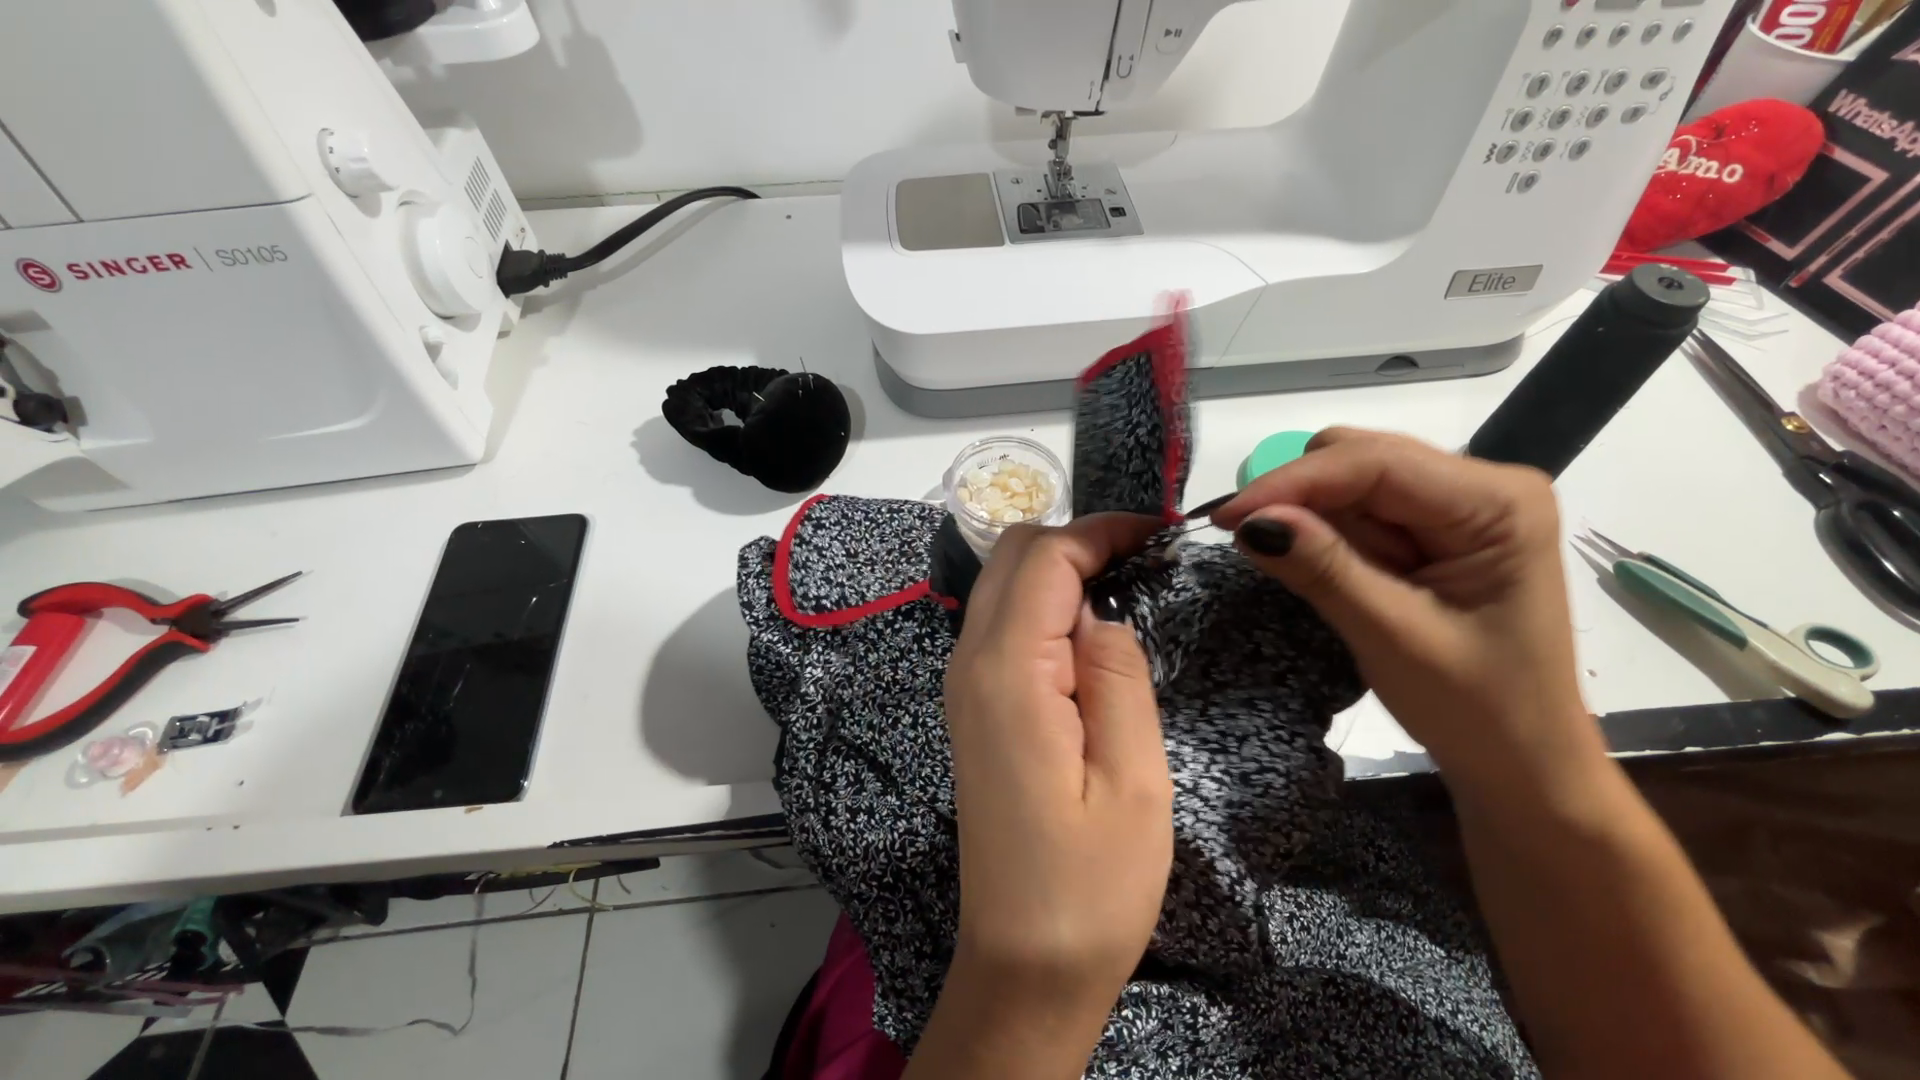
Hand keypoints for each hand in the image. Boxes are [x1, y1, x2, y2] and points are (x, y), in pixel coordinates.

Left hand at [927, 514, 1171, 1072]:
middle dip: (1078, 540)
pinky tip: (1091, 634)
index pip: (1045, 557)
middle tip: (1148, 560)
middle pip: (1012, 558)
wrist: (1023, 964)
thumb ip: (1118, 673)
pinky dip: (1045, 608)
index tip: (1163, 532)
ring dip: (1061, 571)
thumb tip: (1102, 611)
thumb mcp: (1134, 778)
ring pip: (1004, 589)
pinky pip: (1003, 629)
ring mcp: (963, 689)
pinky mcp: (973, 712)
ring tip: (1130, 587)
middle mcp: (969, 666)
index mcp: (1007, 672)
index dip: (1103, 529)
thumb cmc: (1091, 885)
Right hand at [1211, 428, 1601, 805]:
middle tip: (1257, 547)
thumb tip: (1249, 521)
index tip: (1225, 519)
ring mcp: (1462, 505)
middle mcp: (1484, 486)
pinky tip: (1329, 570)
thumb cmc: (1475, 710)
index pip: (1374, 463)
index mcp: (1497, 503)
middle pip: (1362, 458)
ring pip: (1355, 481)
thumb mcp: (1391, 638)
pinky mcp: (1439, 530)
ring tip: (1316, 578)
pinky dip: (1331, 536)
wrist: (1523, 765)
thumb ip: (1323, 569)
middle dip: (1302, 498)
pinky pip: (1364, 512)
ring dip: (1316, 520)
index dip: (1292, 483)